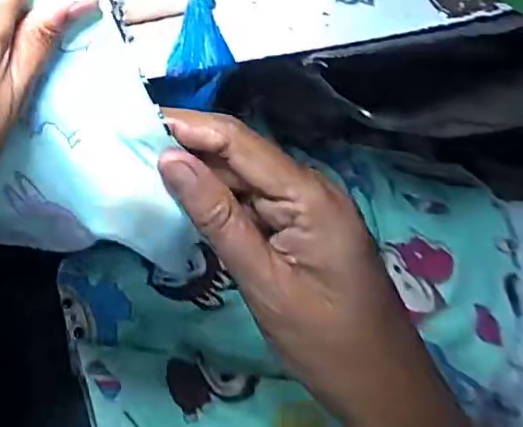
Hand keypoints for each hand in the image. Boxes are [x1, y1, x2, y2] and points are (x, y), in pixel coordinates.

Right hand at [157, 111, 465, 426]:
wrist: (390, 400)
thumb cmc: (329, 346)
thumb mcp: (264, 282)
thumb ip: (215, 216)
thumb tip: (168, 158)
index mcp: (309, 195)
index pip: (237, 140)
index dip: (187, 124)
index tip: (138, 122)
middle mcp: (308, 187)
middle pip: (236, 150)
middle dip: (185, 143)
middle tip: (132, 144)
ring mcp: (304, 204)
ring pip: (239, 171)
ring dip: (196, 168)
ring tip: (146, 164)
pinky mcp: (297, 222)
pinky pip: (248, 194)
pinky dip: (214, 193)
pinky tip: (182, 195)